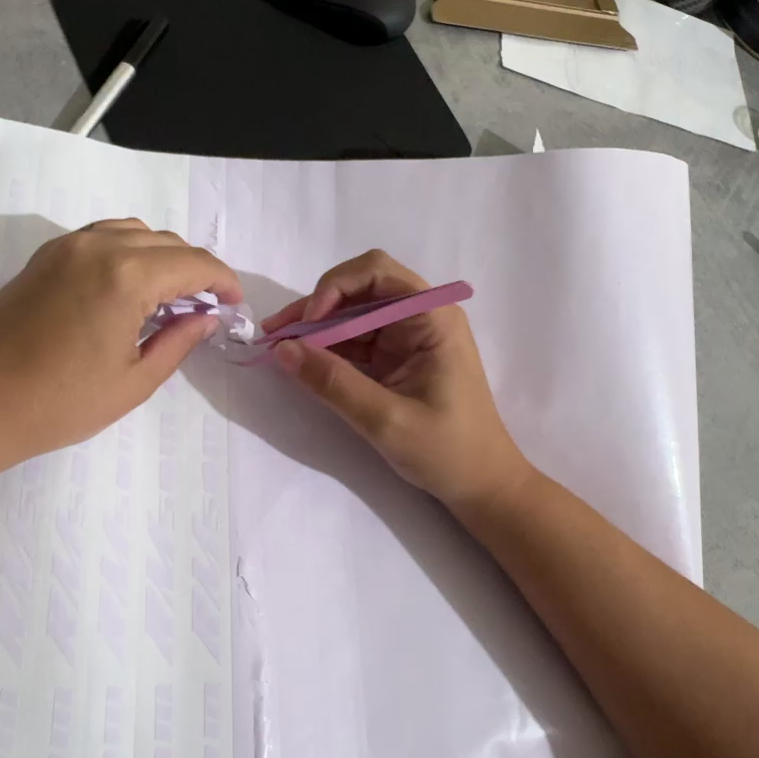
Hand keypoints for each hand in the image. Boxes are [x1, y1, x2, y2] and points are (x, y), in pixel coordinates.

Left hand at [0, 219, 240, 474]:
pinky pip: (101, 236)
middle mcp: (99, 247)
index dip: (223, 280)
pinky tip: (129, 283)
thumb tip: (207, 317)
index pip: (193, 263)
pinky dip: (128, 249)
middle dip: (195, 268)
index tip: (235, 302)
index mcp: (127, 277)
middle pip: (167, 242)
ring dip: (162, 254)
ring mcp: (66, 247)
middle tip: (208, 304)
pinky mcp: (43, 256)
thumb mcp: (133, 382)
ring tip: (171, 293)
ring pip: (133, 232)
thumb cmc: (59, 404)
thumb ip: (178, 341)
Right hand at [265, 250, 527, 508]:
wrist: (482, 484)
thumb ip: (333, 383)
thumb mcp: (385, 420)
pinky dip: (327, 347)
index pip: (376, 273)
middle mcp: (420, 316)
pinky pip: (356, 339)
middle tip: (276, 333)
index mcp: (431, 318)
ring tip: (277, 346)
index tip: (307, 324)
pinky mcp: (396, 357)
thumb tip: (282, 350)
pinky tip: (301, 360)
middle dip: (316, 306)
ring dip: (316, 327)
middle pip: (360, 288)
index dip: (334, 288)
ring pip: (352, 313)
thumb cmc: (447, 451)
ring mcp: (408, 336)